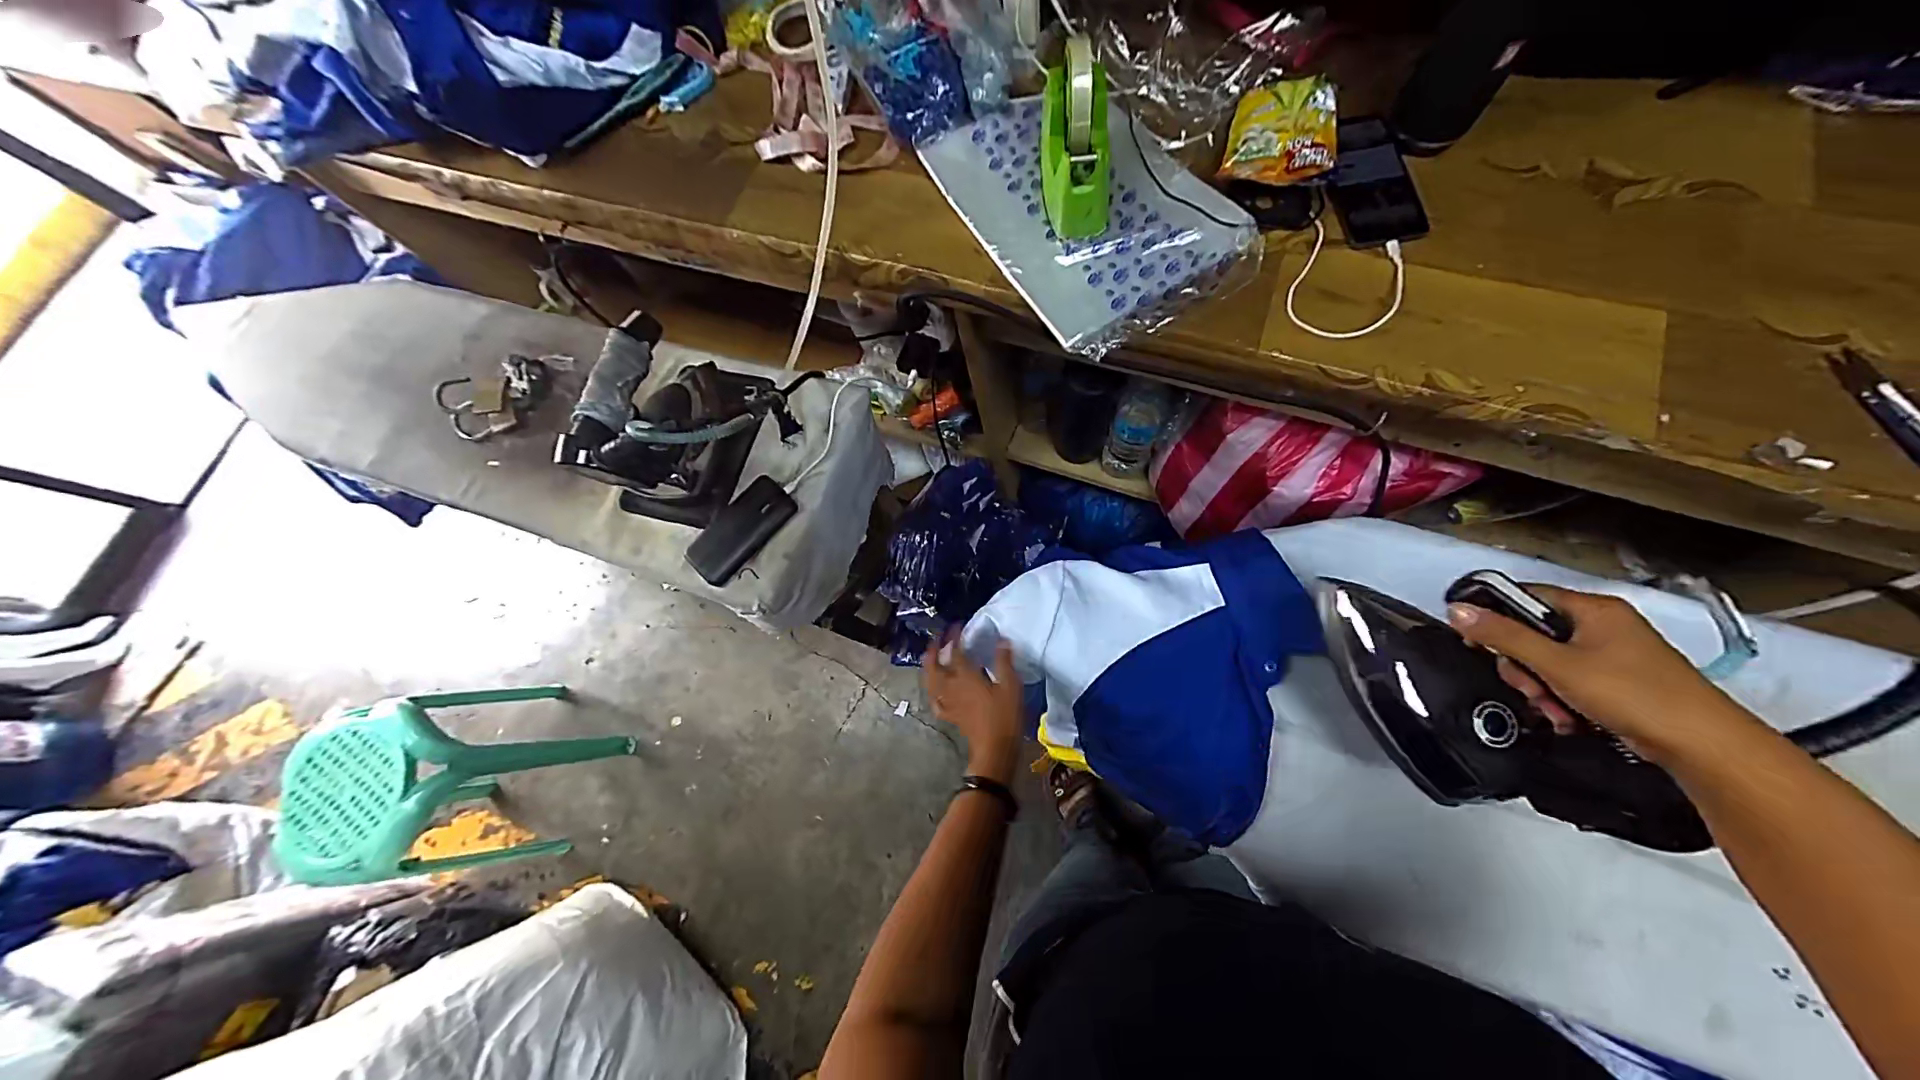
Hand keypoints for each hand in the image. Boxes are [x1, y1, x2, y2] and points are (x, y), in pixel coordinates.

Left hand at [923, 633, 1023, 783]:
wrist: (995, 749)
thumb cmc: (1005, 715)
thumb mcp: (1011, 685)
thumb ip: (1004, 661)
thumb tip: (1002, 640)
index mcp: (965, 676)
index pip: (955, 651)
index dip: (954, 636)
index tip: (957, 625)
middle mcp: (950, 686)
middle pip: (934, 665)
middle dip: (934, 649)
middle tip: (937, 638)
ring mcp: (947, 702)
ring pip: (931, 681)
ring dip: (929, 666)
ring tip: (932, 658)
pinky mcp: (949, 715)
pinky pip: (935, 700)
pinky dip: (932, 691)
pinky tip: (936, 689)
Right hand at [1447, 584, 1757, 764]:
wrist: (1704, 747)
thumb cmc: (1636, 696)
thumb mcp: (1557, 664)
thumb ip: (1504, 635)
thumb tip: (1458, 610)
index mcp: (1593, 609)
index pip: (1524, 597)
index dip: (1493, 616)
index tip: (1474, 639)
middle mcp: (1603, 626)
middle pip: (1533, 634)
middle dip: (1522, 666)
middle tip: (1530, 686)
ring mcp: (1613, 654)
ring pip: (1548, 662)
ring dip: (1540, 688)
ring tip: (1555, 708)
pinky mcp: (1617, 682)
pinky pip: (1569, 681)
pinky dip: (1561, 699)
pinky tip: (1569, 716)